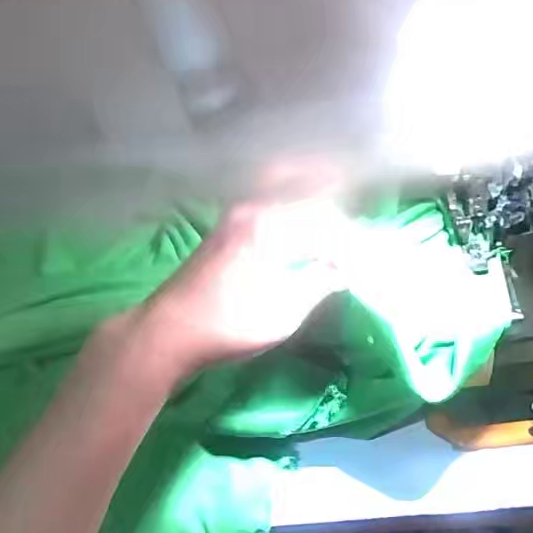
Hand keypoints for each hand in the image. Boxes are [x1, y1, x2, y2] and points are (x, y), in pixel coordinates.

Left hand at [127, 197, 346, 376]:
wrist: (167, 332)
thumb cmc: (229, 322)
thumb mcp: (285, 308)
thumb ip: (319, 282)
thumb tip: (341, 269)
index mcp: (268, 222)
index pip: (323, 220)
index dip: (349, 240)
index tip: (366, 257)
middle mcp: (250, 211)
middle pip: (303, 200)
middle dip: (334, 213)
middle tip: (358, 232)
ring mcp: (233, 221)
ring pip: (283, 206)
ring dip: (310, 214)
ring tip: (335, 233)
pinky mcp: (224, 237)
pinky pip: (269, 217)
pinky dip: (291, 222)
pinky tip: (301, 240)